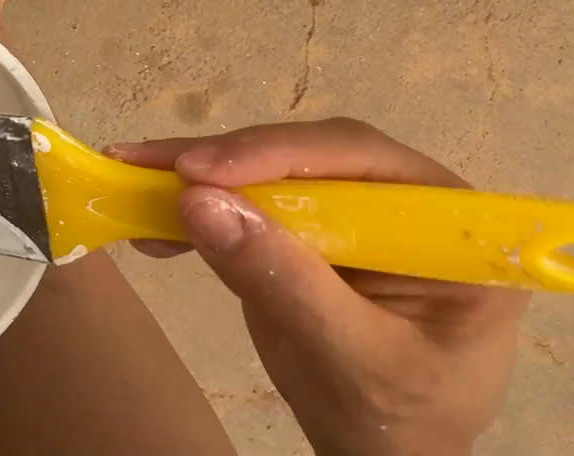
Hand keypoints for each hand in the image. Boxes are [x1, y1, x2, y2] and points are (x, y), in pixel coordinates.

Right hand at [113, 119, 528, 455]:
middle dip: (220, 161)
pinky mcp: (298, 226)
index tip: (199, 172)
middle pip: (299, 156)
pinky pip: (239, 201)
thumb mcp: (350, 359)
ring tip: (130, 176)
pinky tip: (149, 221)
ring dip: (191, 176)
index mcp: (443, 227)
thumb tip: (196, 200)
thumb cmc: (392, 419)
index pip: (356, 159)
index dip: (274, 154)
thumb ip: (284, 280)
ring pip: (259, 170)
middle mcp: (394, 202)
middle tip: (148, 165)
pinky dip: (190, 208)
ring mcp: (343, 212)